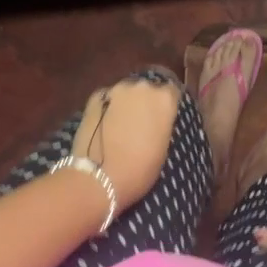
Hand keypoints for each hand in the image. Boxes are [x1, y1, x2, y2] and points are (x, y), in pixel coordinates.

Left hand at [70, 76, 180, 208]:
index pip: (171, 92)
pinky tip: (102, 124)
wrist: (98, 179)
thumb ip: (162, 126)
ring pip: (125, 92)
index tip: (162, 118)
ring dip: (125, 103)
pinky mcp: (95, 97)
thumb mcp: (163, 149)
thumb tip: (157, 122)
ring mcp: (116, 89)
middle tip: (140, 122)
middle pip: (147, 89)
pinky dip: (106, 108)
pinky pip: (106, 99)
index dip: (166, 105)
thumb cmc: (138, 171)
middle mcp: (143, 86)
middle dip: (145, 102)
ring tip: (119, 123)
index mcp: (164, 99)